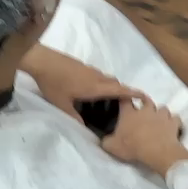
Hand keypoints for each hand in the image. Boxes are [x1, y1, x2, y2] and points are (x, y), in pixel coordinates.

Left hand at [21, 46, 146, 117]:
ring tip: (107, 98)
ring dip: (111, 86)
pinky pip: (97, 74)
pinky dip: (101, 81)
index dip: (133, 93)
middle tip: (124, 103)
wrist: (42, 60)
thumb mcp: (62, 104)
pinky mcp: (81, 65)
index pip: (120, 89)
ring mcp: (88, 69)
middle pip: (115, 83)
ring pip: (106, 77)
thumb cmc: (53, 83)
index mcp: (95, 87)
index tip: (145, 97)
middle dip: (123, 91)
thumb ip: (74, 117)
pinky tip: (90, 88)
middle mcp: (96, 76)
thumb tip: (84, 128)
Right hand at [100, 98, 187, 174]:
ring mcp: (161, 115)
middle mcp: (145, 110)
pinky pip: (175, 118)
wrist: (157, 152)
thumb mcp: (112, 146)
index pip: (125, 100)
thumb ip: (106, 141)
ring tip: (159, 118)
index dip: (124, 98)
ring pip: (163, 107)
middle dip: (145, 101)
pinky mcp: (173, 123)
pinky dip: (174, 121)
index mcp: (129, 113)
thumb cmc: (132, 147)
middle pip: (146, 100)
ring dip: (160, 112)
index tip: (123, 99)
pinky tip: (172, 126)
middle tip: (143, 107)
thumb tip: (102, 139)